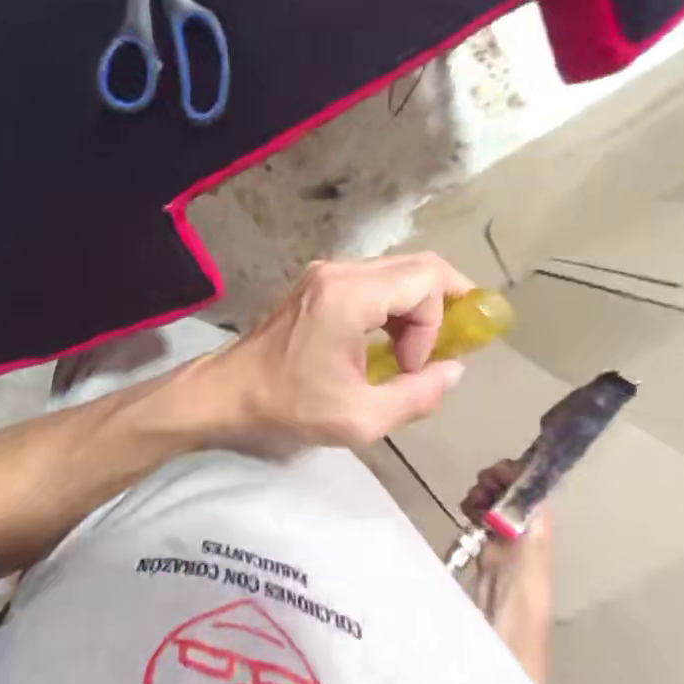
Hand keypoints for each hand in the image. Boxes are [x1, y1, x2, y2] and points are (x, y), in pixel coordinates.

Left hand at [199, 253, 473, 449]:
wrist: (228, 390)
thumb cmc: (288, 405)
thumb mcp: (362, 417)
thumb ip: (419, 395)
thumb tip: (454, 370)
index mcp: (349, 295)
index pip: (427, 281)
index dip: (437, 324)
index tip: (413, 366)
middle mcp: (338, 271)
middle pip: (417, 266)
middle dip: (440, 306)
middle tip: (439, 349)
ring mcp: (324, 272)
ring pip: (396, 270)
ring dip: (415, 307)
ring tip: (408, 353)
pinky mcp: (315, 282)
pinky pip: (372, 279)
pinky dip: (391, 304)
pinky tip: (385, 341)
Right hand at [460, 458, 554, 683]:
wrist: (502, 657)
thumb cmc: (518, 619)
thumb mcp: (528, 574)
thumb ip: (529, 535)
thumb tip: (532, 494)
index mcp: (540, 540)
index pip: (534, 494)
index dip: (517, 475)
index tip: (492, 470)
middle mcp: (526, 539)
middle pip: (514, 496)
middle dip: (496, 482)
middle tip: (476, 486)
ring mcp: (504, 548)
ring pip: (496, 506)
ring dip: (482, 495)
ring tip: (468, 501)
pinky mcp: (485, 559)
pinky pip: (481, 524)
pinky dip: (472, 511)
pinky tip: (463, 513)